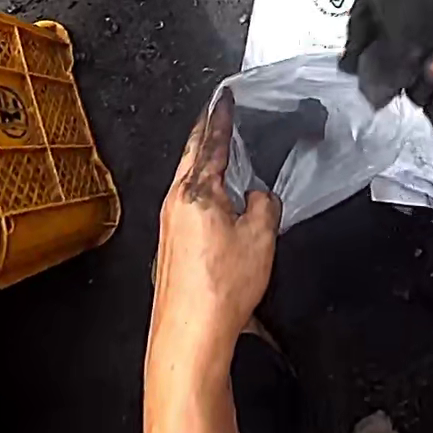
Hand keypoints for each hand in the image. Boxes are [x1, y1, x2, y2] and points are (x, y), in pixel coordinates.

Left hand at [147, 91, 280, 378]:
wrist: (189, 334)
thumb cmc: (220, 290)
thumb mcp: (260, 237)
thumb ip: (263, 204)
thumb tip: (257, 195)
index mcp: (197, 192)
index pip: (212, 142)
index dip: (221, 117)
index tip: (224, 97)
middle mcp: (176, 202)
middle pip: (191, 154)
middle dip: (204, 131)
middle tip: (215, 113)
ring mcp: (168, 223)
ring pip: (187, 177)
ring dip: (202, 158)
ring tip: (216, 147)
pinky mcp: (169, 242)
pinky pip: (186, 201)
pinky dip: (200, 186)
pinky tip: (212, 197)